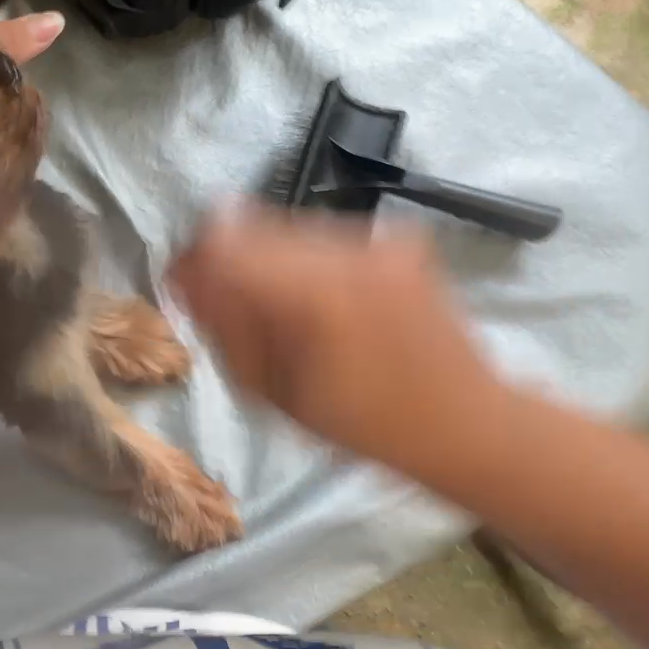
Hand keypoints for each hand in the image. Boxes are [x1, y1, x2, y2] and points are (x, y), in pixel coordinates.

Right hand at [168, 206, 506, 466]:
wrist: (466, 421)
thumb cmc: (355, 420)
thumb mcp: (268, 388)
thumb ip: (223, 323)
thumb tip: (186, 275)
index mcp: (311, 293)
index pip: (221, 242)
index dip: (191, 259)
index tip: (182, 285)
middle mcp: (346, 250)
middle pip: (250, 227)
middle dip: (226, 258)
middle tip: (224, 302)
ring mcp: (378, 239)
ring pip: (283, 227)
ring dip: (264, 258)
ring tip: (278, 307)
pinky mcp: (398, 239)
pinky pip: (321, 235)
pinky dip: (303, 259)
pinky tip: (317, 299)